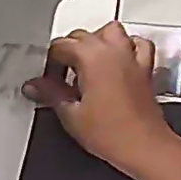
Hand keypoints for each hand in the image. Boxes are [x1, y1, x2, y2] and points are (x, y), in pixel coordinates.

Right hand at [23, 21, 180, 179]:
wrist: (144, 147)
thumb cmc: (113, 134)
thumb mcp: (71, 115)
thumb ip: (51, 94)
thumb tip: (36, 86)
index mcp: (91, 56)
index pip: (60, 46)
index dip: (49, 63)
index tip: (45, 80)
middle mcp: (113, 50)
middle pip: (82, 36)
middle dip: (68, 52)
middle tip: (59, 76)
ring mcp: (131, 58)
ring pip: (110, 32)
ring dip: (96, 42)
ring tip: (85, 64)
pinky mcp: (144, 70)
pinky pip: (137, 45)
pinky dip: (127, 47)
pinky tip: (117, 61)